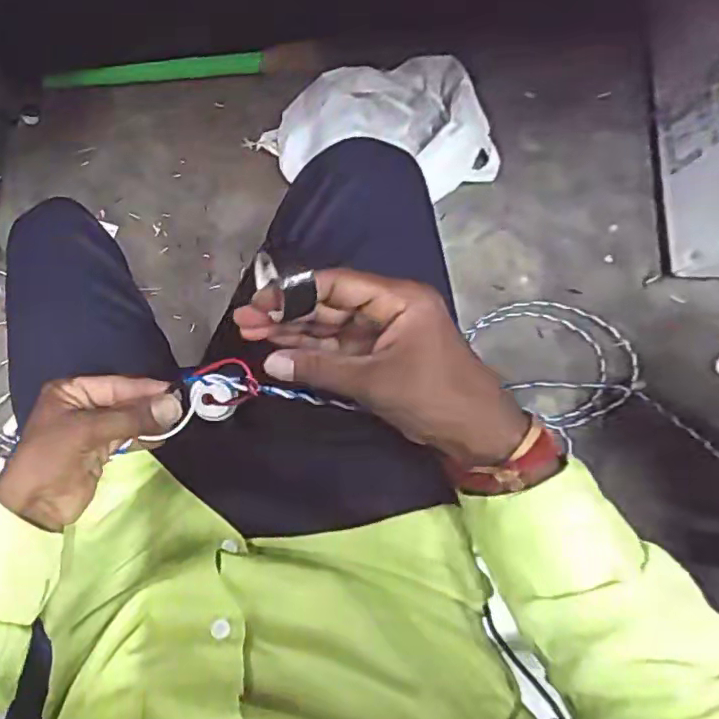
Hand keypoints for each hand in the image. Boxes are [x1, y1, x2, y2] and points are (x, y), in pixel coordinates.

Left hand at [0, 376, 183, 530]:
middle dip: (149, 404)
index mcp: (69, 391)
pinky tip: (162, 435)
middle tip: (180, 407)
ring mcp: (90, 429)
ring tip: (176, 420)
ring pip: (127, 419)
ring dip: (149, 421)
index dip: (144, 388)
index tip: (174, 390)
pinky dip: (144, 436)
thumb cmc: (51, 458)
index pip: (114, 384)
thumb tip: (170, 406)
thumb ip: (130, 418)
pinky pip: (126, 437)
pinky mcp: (99, 451)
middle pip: (122, 400)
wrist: (35, 504)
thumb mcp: (88, 431)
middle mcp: (80, 406)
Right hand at [233, 269, 528, 466]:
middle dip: (285, 313)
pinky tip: (277, 350)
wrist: (475, 433)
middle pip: (326, 304)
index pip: (335, 285)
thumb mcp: (372, 381)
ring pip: (326, 327)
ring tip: (250, 331)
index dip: (293, 292)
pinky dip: (307, 351)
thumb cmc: (434, 396)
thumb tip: (271, 361)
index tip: (259, 304)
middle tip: (244, 318)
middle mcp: (386, 309)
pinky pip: (333, 349)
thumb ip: (319, 368)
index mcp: (397, 300)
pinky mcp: (373, 356)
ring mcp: (379, 333)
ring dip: (290, 331)